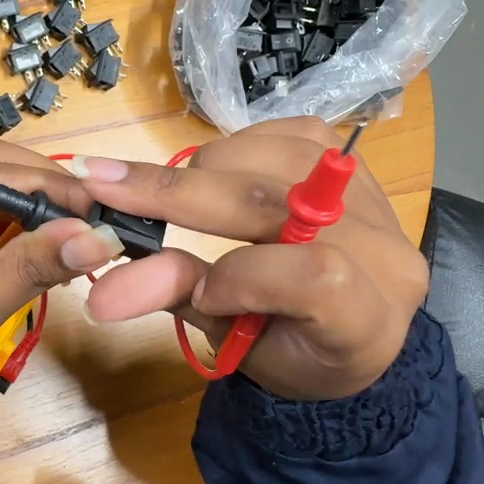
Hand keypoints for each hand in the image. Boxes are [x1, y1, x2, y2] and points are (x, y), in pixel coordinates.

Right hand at [71, 118, 428, 399]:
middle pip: (277, 202)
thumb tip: (101, 286)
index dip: (243, 277)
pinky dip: (236, 145)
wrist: (344, 330)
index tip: (199, 293)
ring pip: (278, 157)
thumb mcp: (234, 344)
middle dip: (176, 190)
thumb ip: (177, 300)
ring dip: (205, 166)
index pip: (315, 278)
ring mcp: (375, 200)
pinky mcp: (355, 164)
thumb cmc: (289, 351)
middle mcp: (385, 250)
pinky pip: (291, 132)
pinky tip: (215, 170)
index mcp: (366, 319)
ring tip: (172, 192)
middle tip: (98, 181)